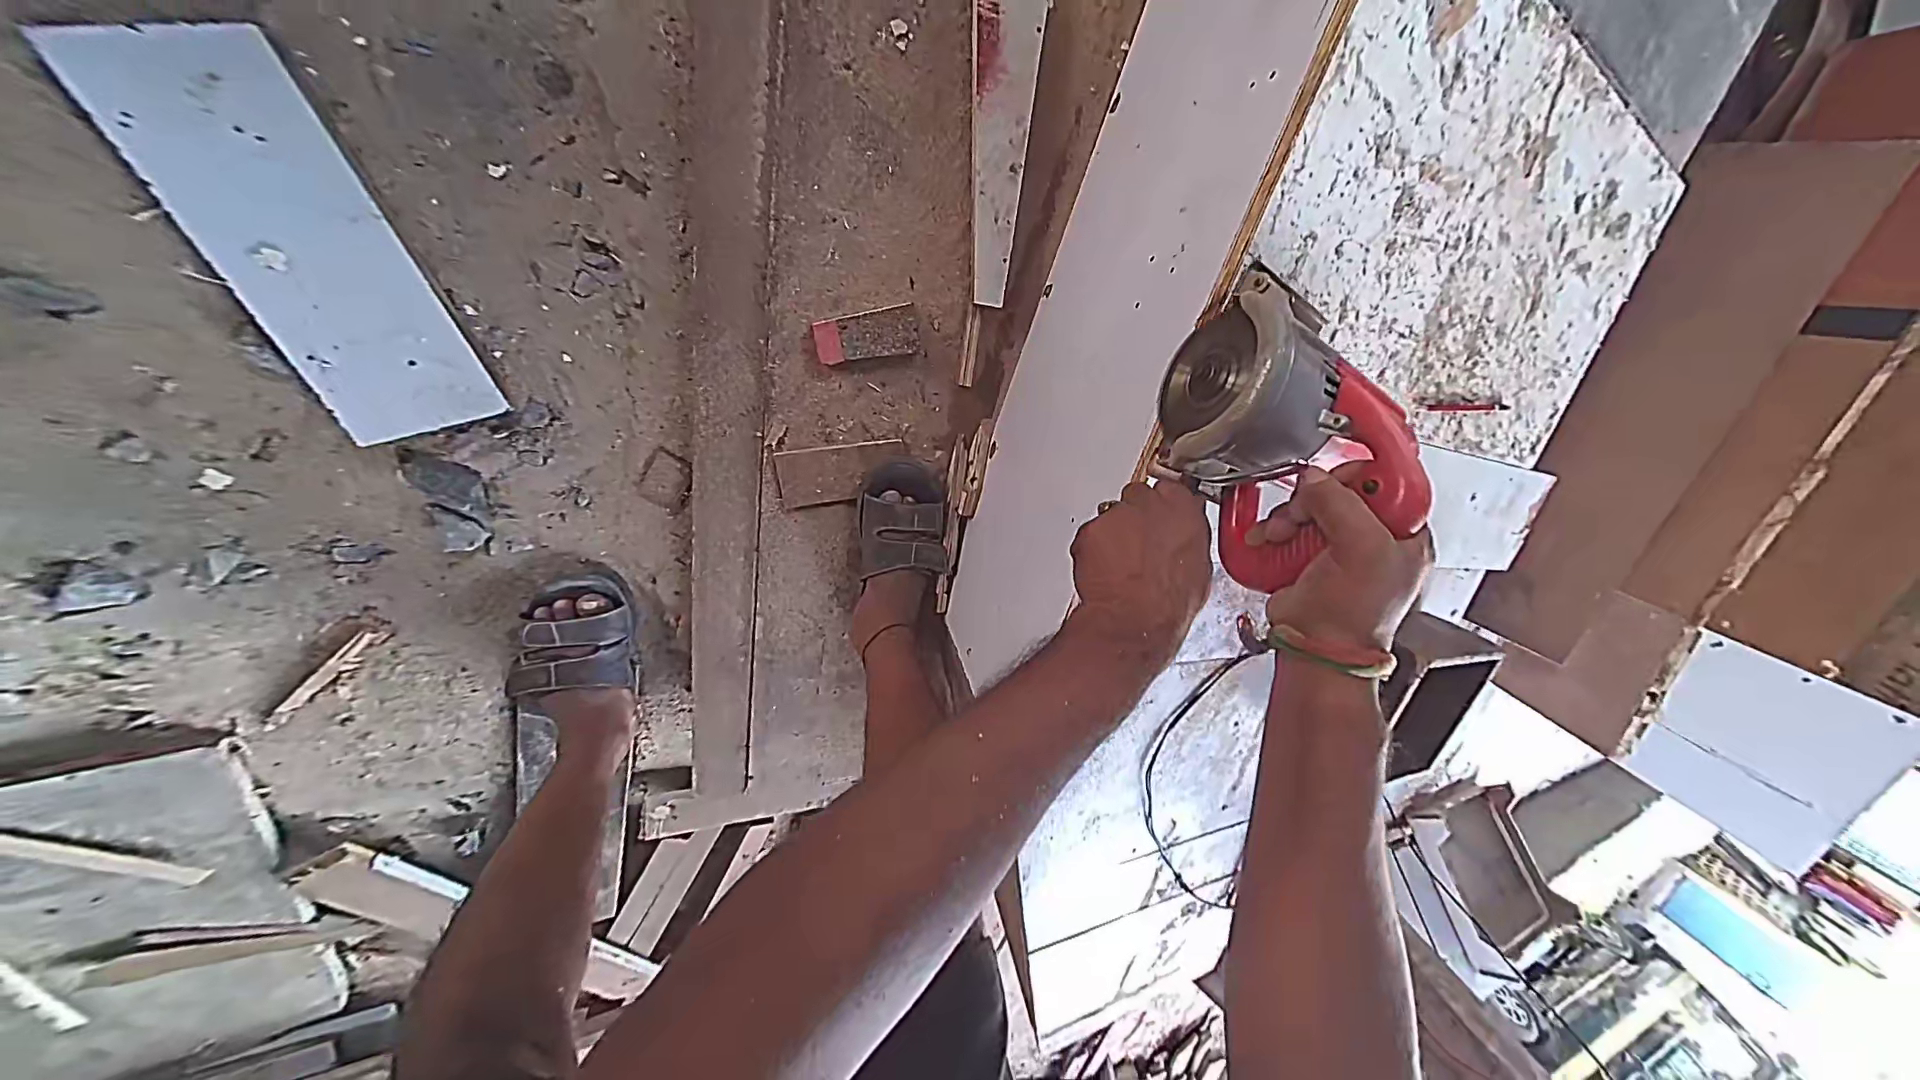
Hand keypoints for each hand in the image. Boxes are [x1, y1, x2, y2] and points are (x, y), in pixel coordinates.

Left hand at [1068, 480, 1212, 663]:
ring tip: (1117, 564)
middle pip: (1137, 496)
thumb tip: (1182, 543)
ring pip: (1111, 514)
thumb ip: (1188, 542)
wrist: (1134, 619)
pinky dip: (1091, 547)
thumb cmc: (1167, 603)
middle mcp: (1150, 505)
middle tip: (1133, 544)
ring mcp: (1118, 514)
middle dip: (1134, 516)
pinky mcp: (1091, 528)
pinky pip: (1090, 533)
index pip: (1172, 490)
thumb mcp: (1198, 569)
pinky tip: (1102, 570)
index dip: (1161, 507)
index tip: (1157, 518)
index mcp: (1184, 510)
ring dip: (1112, 532)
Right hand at [1247, 464, 1431, 652]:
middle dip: (1311, 500)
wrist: (1315, 647)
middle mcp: (1373, 534)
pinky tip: (1267, 540)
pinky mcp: (1306, 554)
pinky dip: (1271, 530)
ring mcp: (1337, 544)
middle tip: (1301, 517)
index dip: (1359, 473)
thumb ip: (1341, 504)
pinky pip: (1287, 525)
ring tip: (1278, 535)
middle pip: (1339, 489)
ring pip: (1308, 505)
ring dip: (1286, 517)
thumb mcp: (1362, 550)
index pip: (1388, 478)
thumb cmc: (1353, 616)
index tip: (1334, 473)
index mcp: (1404, 530)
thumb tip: (1314, 479)